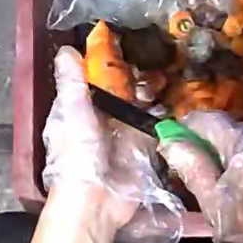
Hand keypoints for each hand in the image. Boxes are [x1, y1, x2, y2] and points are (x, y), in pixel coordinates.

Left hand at [43, 47, 182, 242]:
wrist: (96, 201)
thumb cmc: (77, 154)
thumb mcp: (71, 111)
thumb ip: (72, 82)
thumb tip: (66, 49)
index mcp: (79, 110)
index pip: (93, 80)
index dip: (108, 62)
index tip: (126, 42)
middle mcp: (102, 119)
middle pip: (121, 90)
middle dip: (136, 75)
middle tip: (155, 55)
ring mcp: (124, 134)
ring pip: (140, 105)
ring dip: (152, 91)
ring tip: (167, 72)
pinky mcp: (144, 148)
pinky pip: (156, 126)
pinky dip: (165, 113)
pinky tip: (177, 97)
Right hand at [157, 110, 242, 242]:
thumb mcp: (216, 206)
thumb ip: (193, 168)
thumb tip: (170, 140)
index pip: (207, 119)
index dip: (187, 128)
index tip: (177, 145)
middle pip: (229, 128)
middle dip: (212, 144)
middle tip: (202, 171)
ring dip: (236, 154)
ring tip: (233, 184)